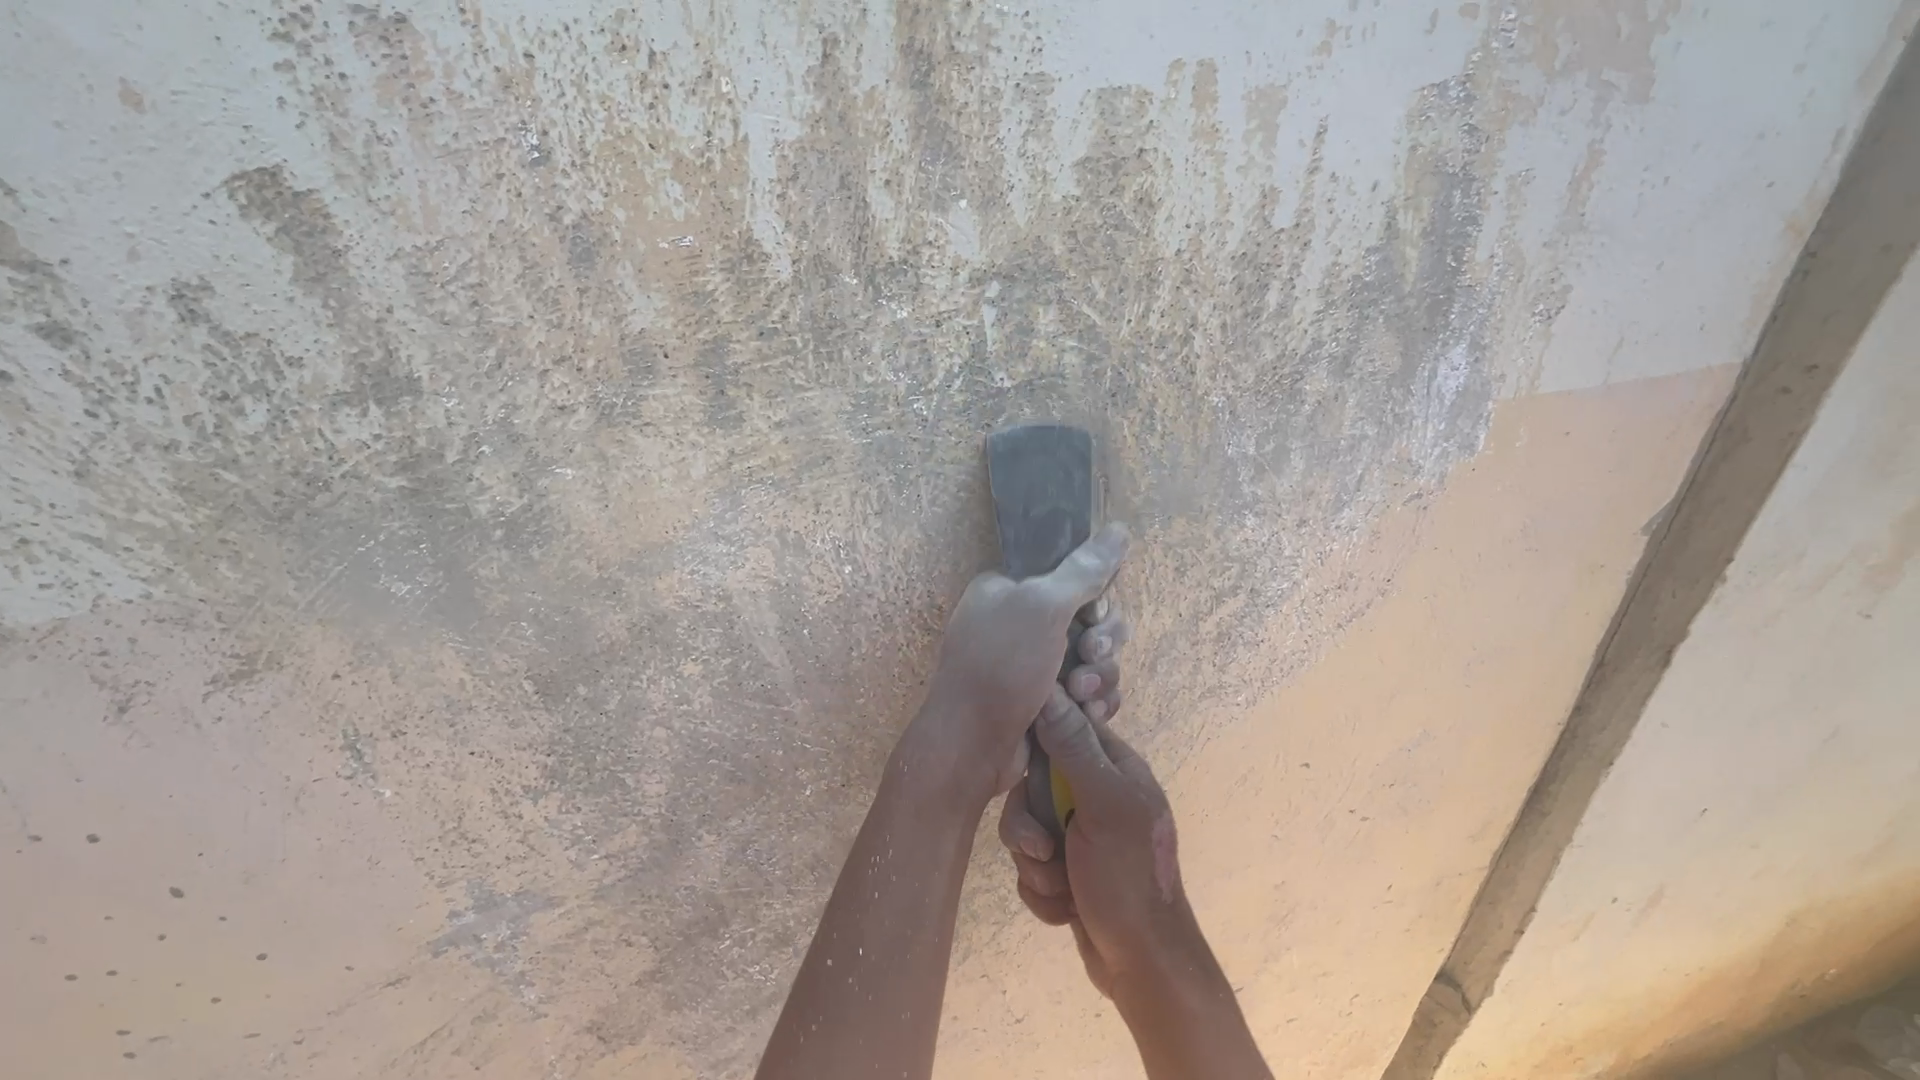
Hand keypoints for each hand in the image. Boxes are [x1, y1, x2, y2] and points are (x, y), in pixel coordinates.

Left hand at [914, 523, 1129, 801]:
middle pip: (1092, 620)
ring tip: (1081, 697)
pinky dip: (1095, 702)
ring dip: (1098, 677)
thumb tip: (1119, 529)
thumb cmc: (1000, 667)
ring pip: (1095, 660)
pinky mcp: (1048, 701)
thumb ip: (1084, 570)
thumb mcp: (1042, 607)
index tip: (1094, 618)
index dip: (1095, 599)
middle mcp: (1021, 623)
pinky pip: (1089, 692)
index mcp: (1010, 590)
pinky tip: (1090, 715)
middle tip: (1090, 657)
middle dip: (1100, 644)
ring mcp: (1034, 665)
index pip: (1073, 578)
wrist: (972, 747)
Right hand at [998, 686, 1196, 999]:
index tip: (1023, 775)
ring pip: (1025, 831)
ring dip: (1037, 867)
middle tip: (1046, 850)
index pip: (1058, 731)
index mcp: (1112, 768)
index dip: (1034, 752)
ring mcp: (1079, 835)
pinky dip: (1044, 893)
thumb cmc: (1129, 878)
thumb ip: (1072, 747)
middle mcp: (1094, 795)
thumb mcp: (1103, 805)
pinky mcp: (1066, 871)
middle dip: (1031, 828)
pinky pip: (1030, 868)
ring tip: (1064, 888)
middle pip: (1030, 788)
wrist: (1143, 966)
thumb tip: (1047, 689)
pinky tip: (1067, 908)